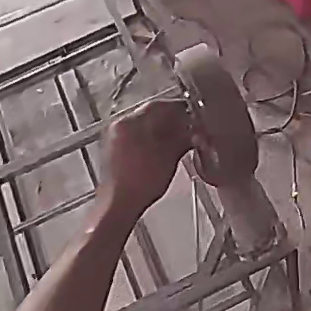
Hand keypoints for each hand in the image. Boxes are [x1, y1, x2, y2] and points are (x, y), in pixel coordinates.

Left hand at [99, 98, 192, 221]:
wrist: (119, 205)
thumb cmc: (139, 184)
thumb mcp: (169, 157)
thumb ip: (183, 138)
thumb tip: (194, 130)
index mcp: (130, 123)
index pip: (159, 105)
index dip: (179, 108)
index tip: (192, 114)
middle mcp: (119, 126)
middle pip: (151, 114)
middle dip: (172, 120)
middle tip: (190, 127)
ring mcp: (115, 138)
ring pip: (145, 126)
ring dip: (163, 131)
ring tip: (180, 141)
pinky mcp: (115, 150)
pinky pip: (138, 137)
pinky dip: (153, 140)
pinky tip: (165, 151)